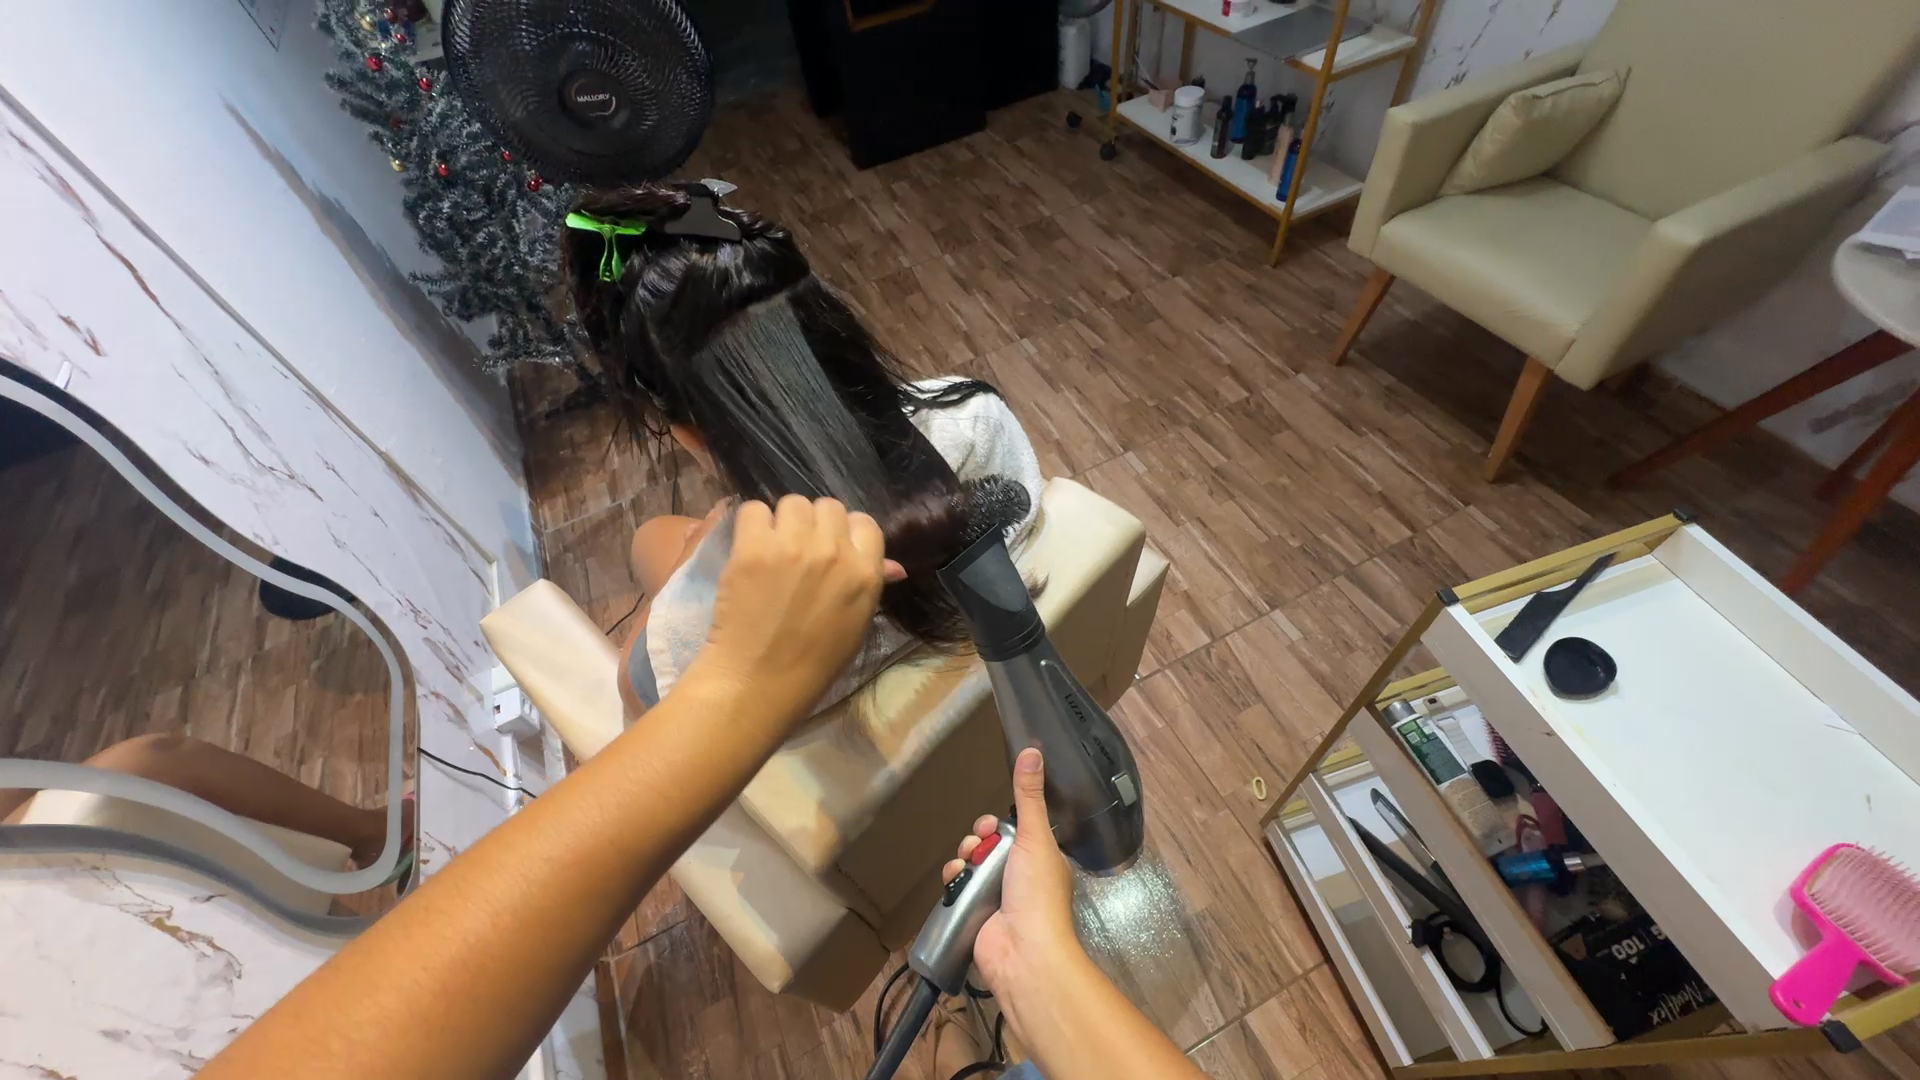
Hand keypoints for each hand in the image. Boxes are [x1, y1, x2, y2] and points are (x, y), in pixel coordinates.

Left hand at [685, 495, 902, 722]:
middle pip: (828, 507)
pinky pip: (755, 509)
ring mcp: (793, 546)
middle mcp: (834, 552)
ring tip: (773, 547)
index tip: (831, 548)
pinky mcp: (753, 547)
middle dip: (815, 524)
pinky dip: (753, 525)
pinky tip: (750, 549)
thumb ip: (872, 583)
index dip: (847, 532)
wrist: (759, 681)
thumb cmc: (814, 662)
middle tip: (800, 549)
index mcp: (866, 573)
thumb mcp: (857, 623)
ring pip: (793, 503)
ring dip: (784, 521)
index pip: (865, 523)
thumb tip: (896, 566)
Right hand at [942, 748, 1081, 1000]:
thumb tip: (1032, 749)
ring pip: (971, 865)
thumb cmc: (1035, 892)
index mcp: (1040, 860)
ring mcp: (997, 899)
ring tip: (964, 865)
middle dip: (978, 840)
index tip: (991, 825)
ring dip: (963, 858)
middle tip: (977, 844)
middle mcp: (1020, 878)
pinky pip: (959, 888)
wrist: (1023, 953)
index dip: (999, 825)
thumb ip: (1029, 796)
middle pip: (989, 846)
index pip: (1014, 831)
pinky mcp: (975, 914)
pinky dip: (954, 881)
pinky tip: (954, 881)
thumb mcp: (1034, 836)